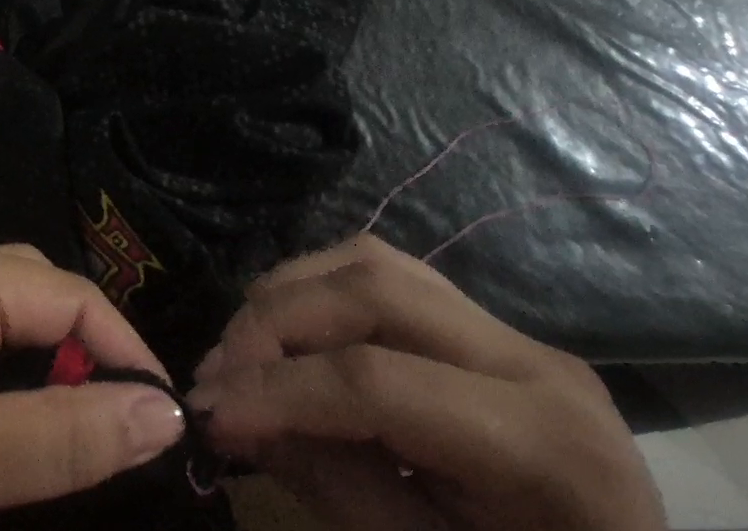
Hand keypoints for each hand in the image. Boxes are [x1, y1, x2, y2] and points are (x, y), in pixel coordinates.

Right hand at [189, 235, 663, 530]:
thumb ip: (331, 484)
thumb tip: (233, 415)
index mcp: (543, 444)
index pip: (375, 381)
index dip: (274, 390)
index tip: (204, 413)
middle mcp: (532, 360)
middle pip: (371, 290)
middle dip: (271, 323)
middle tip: (214, 376)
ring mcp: (510, 333)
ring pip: (371, 263)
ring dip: (288, 295)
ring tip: (243, 353)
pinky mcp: (484, 326)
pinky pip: (384, 276)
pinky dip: (317, 291)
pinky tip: (291, 334)